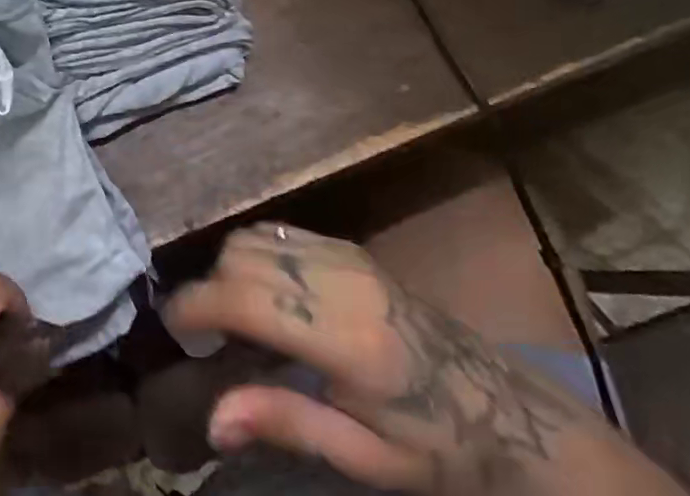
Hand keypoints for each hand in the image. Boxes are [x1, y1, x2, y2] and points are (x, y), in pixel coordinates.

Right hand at [163, 224, 682, 495]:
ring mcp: (347, 259)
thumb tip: (212, 422)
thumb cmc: (443, 448)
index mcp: (348, 341)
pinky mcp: (350, 249)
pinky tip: (262, 287)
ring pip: (249, 239)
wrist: (518, 417)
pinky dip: (251, 253)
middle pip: (236, 260)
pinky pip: (275, 232)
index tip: (171, 329)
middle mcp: (342, 284)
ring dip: (225, 270)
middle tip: (206, 334)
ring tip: (234, 314)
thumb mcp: (370, 458)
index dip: (192, 307)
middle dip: (206, 291)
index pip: (240, 299)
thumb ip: (286, 424)